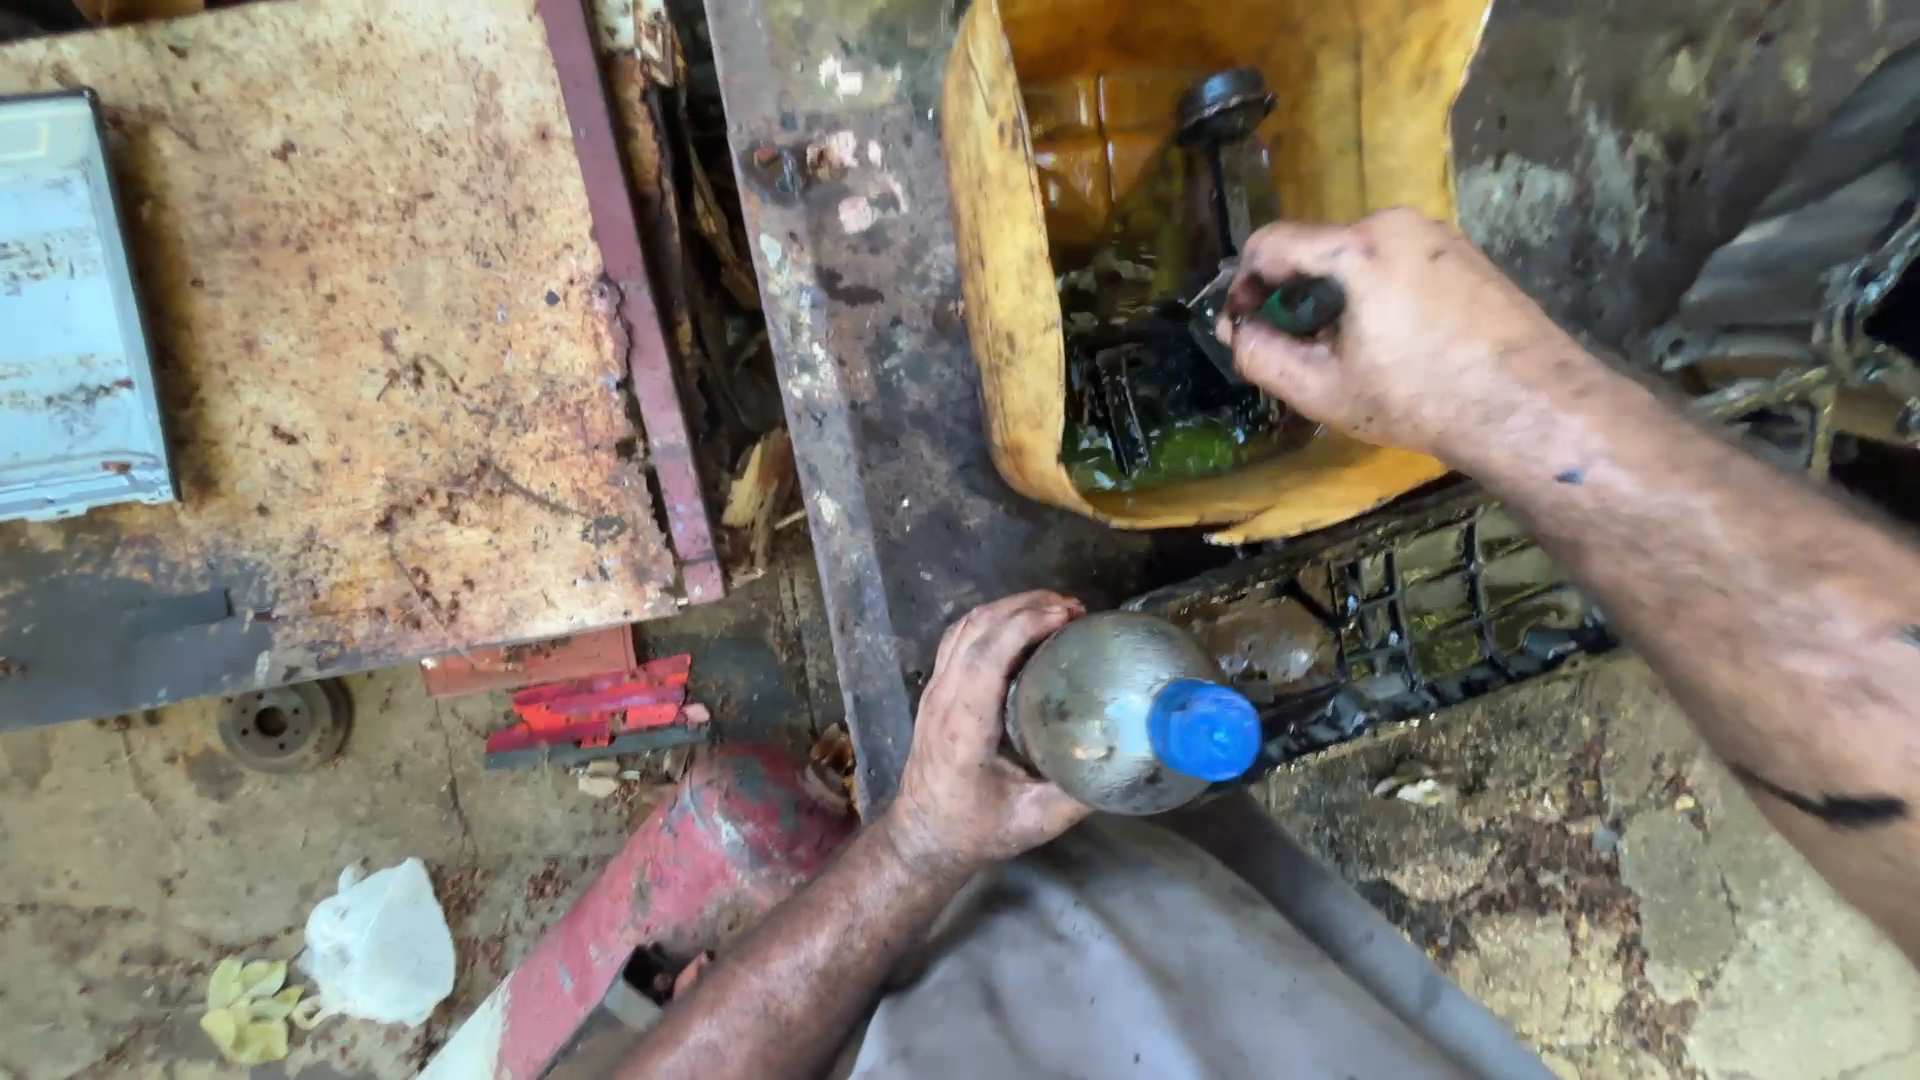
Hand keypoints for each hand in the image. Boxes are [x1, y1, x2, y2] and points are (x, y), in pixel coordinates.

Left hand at [881, 591, 1093, 879]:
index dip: (1023, 626)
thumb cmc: (977, 830)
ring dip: (1008, 607)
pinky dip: (993, 619)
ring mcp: (934, 689)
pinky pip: (959, 637)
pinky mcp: (935, 688)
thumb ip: (1082, 791)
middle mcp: (943, 699)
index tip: (1065, 615)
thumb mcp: (1036, 820)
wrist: (923, 836)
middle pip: (976, 630)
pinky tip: (1023, 624)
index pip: (985, 659)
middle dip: (1024, 606)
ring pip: (965, 627)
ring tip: (1055, 609)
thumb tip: (1131, 754)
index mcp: (964, 730)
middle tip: (1074, 608)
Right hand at [1215, 207, 1593, 461]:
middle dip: (1286, 296)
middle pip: (1312, 250)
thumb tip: (1237, 331)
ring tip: (1334, 352)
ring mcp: (1436, 235)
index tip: (1240, 325)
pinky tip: (1379, 342)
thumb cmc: (1416, 398)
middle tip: (1287, 348)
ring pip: (1350, 259)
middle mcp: (1397, 224)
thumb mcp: (1319, 389)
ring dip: (1325, 299)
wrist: (1526, 406)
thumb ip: (1259, 355)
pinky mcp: (1461, 254)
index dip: (1241, 284)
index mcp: (1358, 249)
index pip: (1270, 243)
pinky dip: (1364, 295)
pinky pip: (1389, 264)